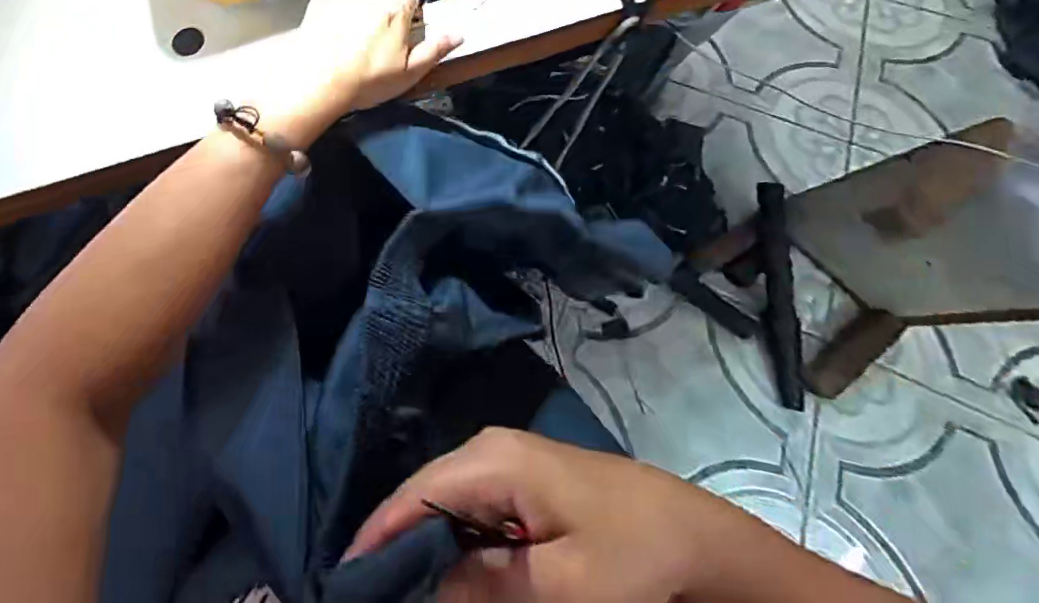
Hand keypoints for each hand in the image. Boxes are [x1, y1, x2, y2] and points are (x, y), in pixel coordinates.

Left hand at [263, 0, 460, 145]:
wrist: (318, 79)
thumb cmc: (367, 80)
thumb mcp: (408, 73)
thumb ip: (434, 50)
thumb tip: (458, 35)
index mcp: (396, 11)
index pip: (409, 0)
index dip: (406, 16)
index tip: (399, 34)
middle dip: (381, 15)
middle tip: (372, 44)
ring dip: (359, 11)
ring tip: (350, 39)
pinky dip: (337, 10)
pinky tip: (333, 32)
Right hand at [344, 429, 904, 602]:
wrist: (694, 533)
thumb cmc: (628, 553)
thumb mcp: (559, 587)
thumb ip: (483, 585)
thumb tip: (423, 588)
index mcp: (492, 459)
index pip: (417, 493)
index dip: (379, 534)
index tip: (345, 578)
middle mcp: (490, 450)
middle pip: (426, 496)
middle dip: (398, 543)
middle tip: (371, 589)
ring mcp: (507, 464)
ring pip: (447, 506)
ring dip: (426, 547)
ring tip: (399, 585)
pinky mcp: (522, 483)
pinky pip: (473, 512)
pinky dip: (455, 545)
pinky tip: (447, 576)